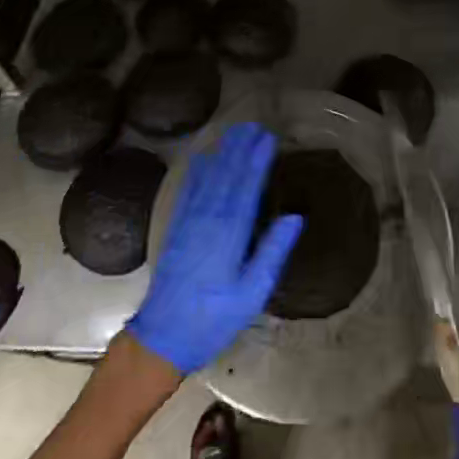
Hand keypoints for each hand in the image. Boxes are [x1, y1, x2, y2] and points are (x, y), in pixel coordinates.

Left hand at [125, 123, 302, 374]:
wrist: (164, 332)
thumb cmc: (214, 317)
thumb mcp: (252, 292)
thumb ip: (271, 252)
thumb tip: (294, 217)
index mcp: (229, 233)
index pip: (247, 187)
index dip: (257, 160)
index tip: (269, 138)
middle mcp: (207, 218)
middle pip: (227, 175)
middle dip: (241, 148)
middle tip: (255, 125)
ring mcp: (189, 220)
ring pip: (208, 177)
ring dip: (222, 153)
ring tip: (235, 132)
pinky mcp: (176, 227)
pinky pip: (189, 190)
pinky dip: (198, 171)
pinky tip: (204, 158)